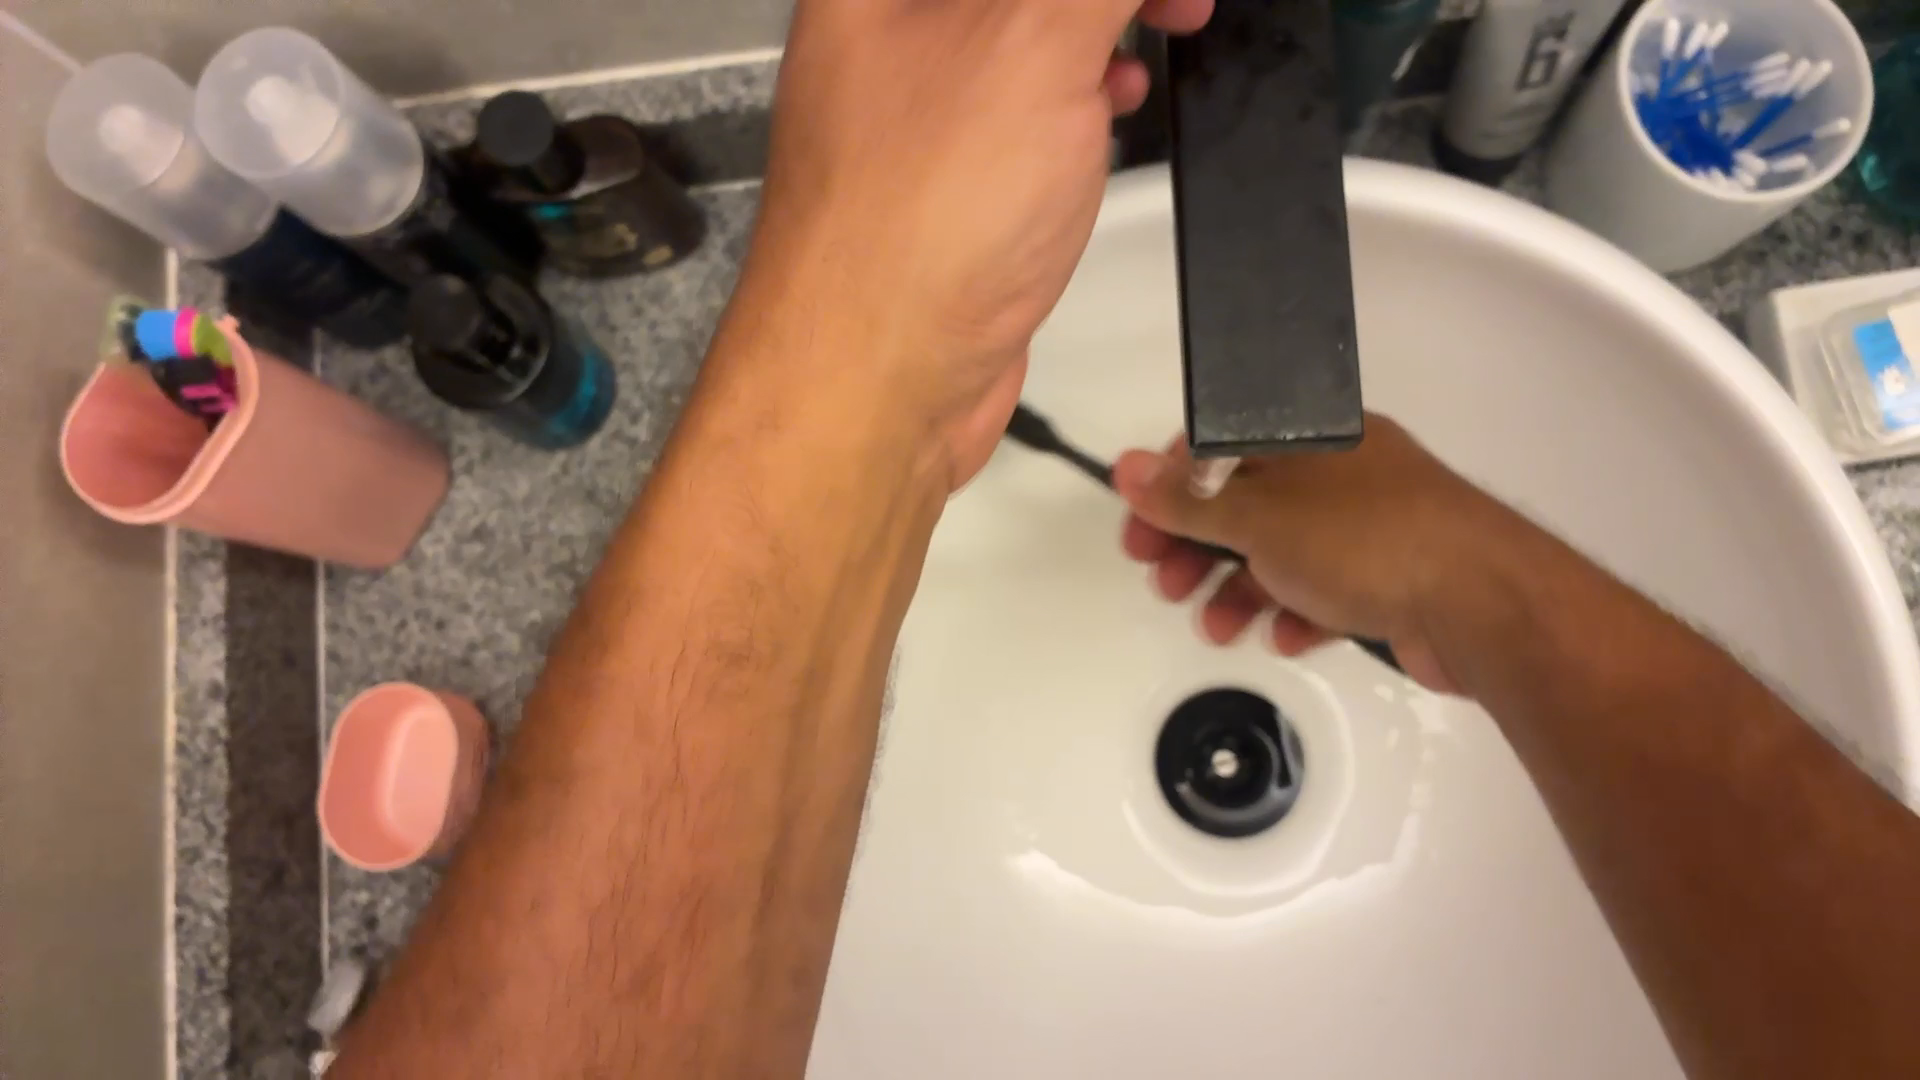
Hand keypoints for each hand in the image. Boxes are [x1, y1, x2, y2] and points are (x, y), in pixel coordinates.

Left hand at [738, 0, 1213, 490]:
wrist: (881, 383)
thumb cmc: (942, 206)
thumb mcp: (1034, 42)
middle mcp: (884, 41)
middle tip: (1177, 0)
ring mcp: (914, 127)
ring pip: (1018, 44)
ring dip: (1094, 32)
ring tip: (1158, 36)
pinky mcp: (947, 195)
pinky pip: (1018, 117)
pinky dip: (1072, 103)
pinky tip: (1112, 114)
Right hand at [1112, 416, 1507, 695]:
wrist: (1488, 607)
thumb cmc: (1361, 541)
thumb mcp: (1259, 518)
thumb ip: (1187, 498)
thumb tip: (1125, 467)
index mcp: (1307, 438)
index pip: (1217, 449)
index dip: (1169, 489)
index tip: (1140, 532)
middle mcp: (1336, 475)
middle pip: (1242, 505)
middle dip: (1196, 548)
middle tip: (1164, 585)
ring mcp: (1366, 527)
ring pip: (1278, 552)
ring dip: (1236, 590)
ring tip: (1216, 629)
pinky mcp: (1388, 576)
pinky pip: (1322, 588)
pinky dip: (1295, 611)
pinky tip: (1286, 637)